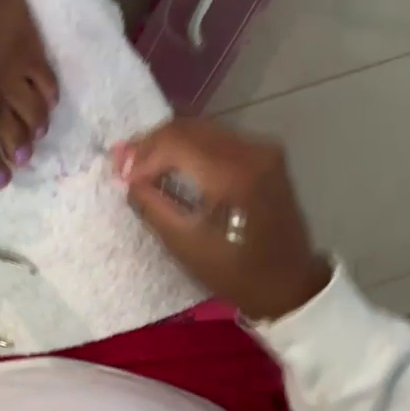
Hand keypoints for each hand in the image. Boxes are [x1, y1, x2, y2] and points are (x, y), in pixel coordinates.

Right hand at [115, 119, 333, 321]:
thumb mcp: (183, 243)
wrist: (289, 283)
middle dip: (151, 144)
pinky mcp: (266, 154)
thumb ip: (151, 204)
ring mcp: (263, 148)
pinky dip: (191, 147)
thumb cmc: (234, 271)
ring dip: (170, 143)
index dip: (141, 154)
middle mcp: (251, 149)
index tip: (120, 175)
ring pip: (202, 129)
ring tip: (144, 165)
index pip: (174, 141)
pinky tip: (174, 164)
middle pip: (187, 127)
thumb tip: (128, 178)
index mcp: (232, 173)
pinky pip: (218, 138)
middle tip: (125, 165)